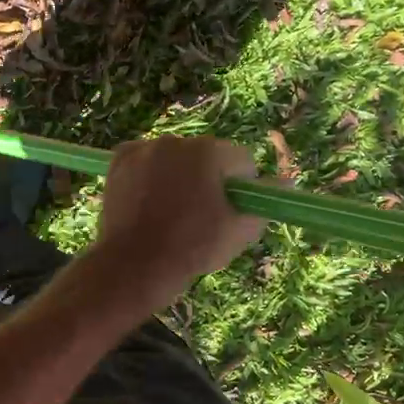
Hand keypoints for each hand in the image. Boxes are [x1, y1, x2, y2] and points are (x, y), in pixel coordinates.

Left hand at [95, 136, 264, 284]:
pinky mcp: (118, 162)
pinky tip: (149, 196)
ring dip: (178, 174)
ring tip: (171, 210)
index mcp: (208, 151)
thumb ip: (266, 200)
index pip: (239, 161)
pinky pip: (143, 160)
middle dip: (207, 178)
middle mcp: (174, 142)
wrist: (135, 262)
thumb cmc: (194, 246)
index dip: (240, 187)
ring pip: (173, 158)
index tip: (231, 209)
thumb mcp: (242, 228)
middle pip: (204, 156)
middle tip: (200, 213)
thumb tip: (285, 180)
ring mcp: (142, 150)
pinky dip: (148, 172)